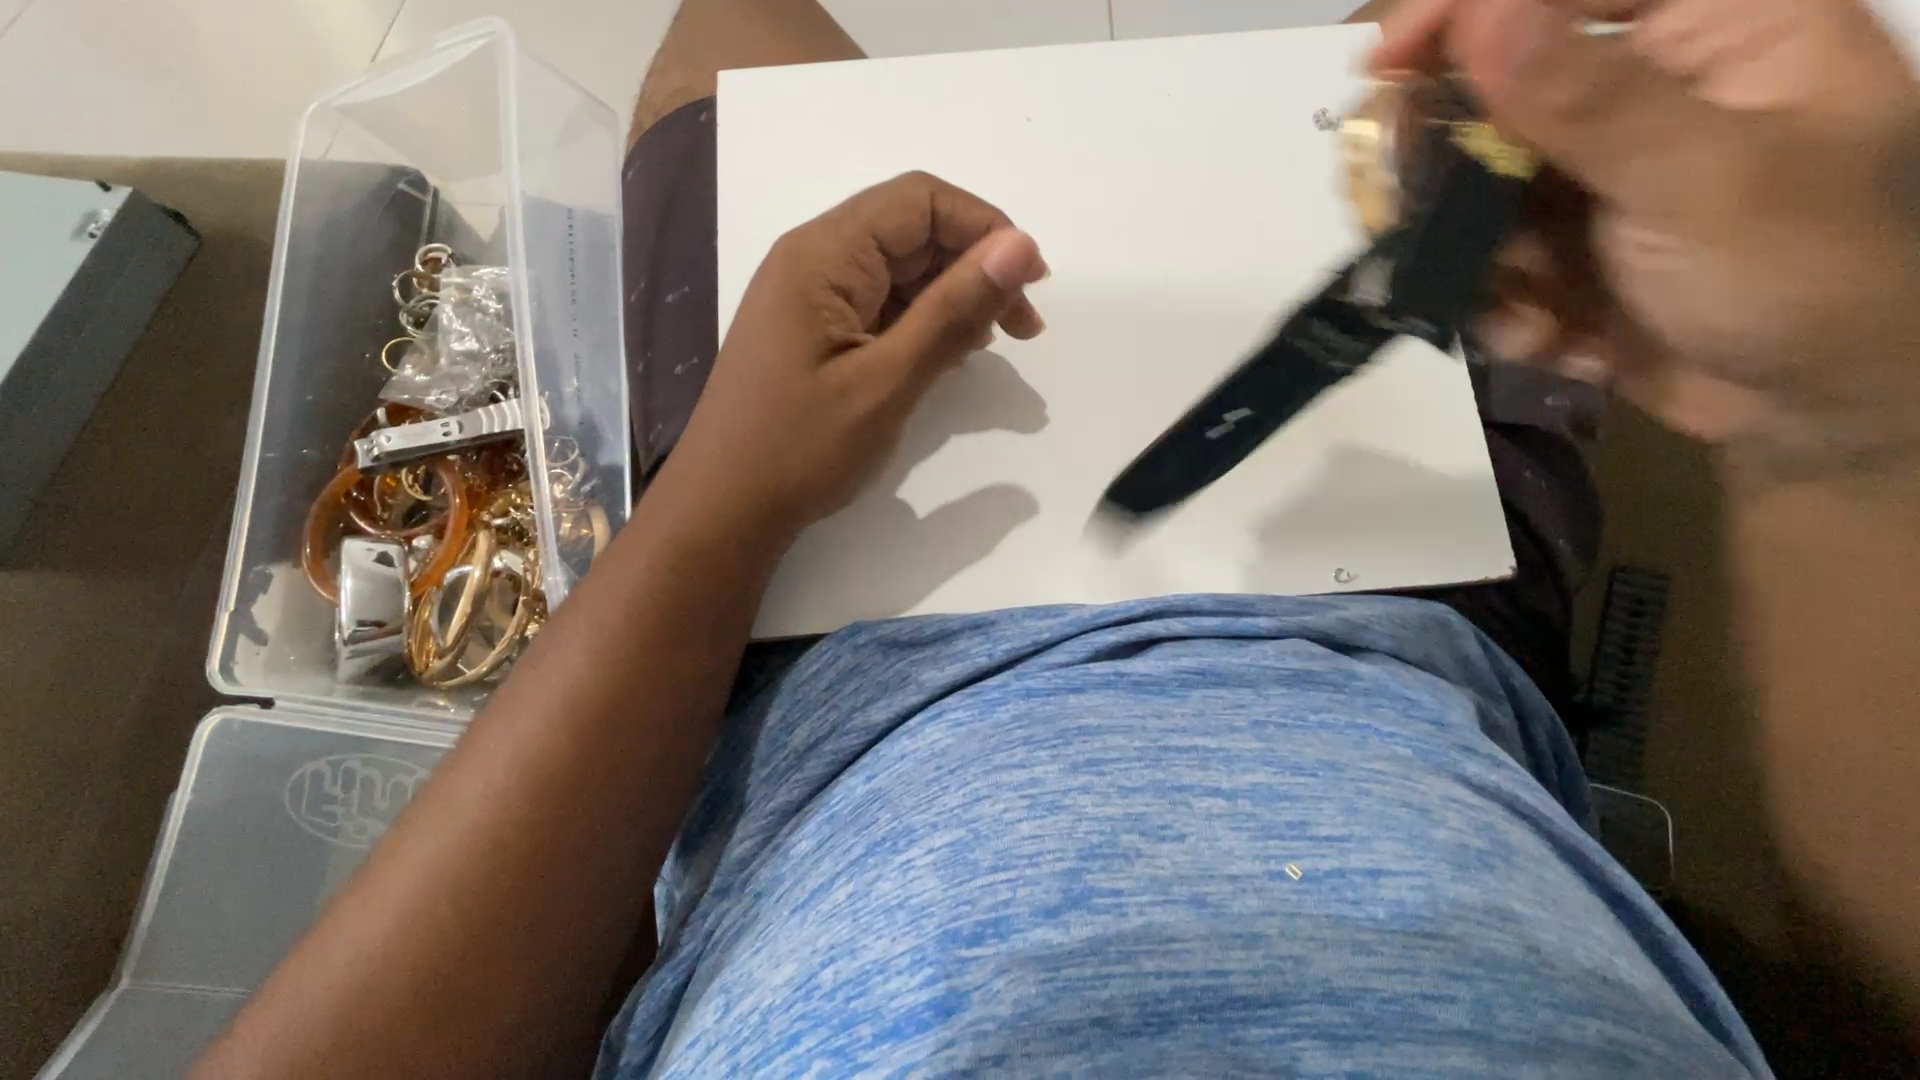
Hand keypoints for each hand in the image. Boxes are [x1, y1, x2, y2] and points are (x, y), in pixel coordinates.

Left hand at [648, 171, 1047, 541]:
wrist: (724, 508)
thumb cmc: (799, 448)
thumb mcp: (886, 381)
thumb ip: (953, 311)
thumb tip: (1019, 248)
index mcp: (823, 254)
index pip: (920, 201)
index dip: (986, 228)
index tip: (1033, 282)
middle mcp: (815, 260)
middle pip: (913, 232)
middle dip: (976, 267)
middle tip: (1024, 328)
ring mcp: (812, 298)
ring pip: (901, 272)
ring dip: (955, 298)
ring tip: (992, 345)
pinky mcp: (816, 333)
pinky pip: (882, 307)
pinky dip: (924, 324)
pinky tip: (950, 357)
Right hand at [1377, 0, 1919, 481]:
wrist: (1808, 404)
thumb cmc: (1799, 271)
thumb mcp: (1701, 178)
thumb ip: (1589, 100)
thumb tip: (1482, 14)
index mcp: (1716, 30)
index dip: (1470, 11)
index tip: (1387, 64)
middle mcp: (1644, 91)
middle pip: (1499, 89)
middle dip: (1451, 164)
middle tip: (1413, 210)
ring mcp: (1593, 175)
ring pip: (1476, 186)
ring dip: (1480, 257)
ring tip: (1524, 305)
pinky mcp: (1561, 245)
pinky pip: (1486, 258)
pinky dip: (1499, 304)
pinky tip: (1550, 338)